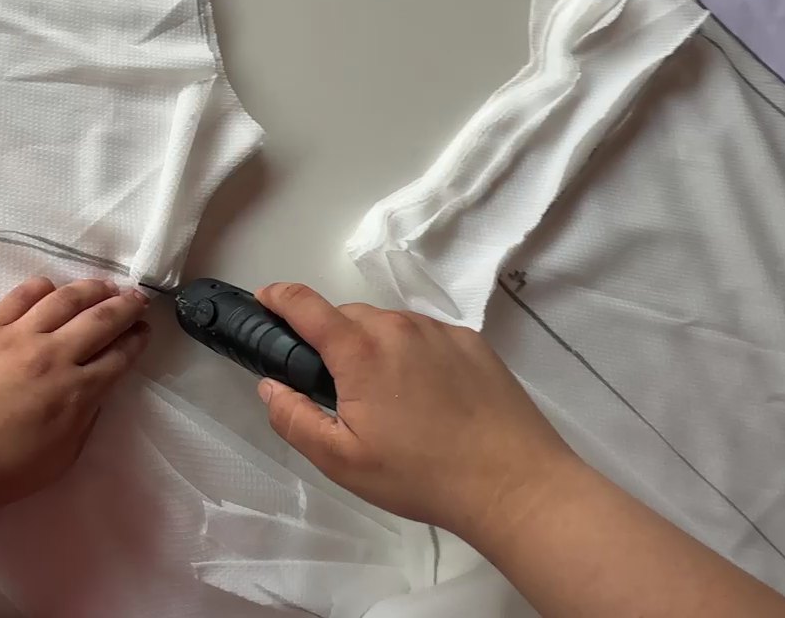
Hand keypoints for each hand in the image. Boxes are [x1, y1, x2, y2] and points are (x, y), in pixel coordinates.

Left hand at [0, 277, 150, 512]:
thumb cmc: (3, 470)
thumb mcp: (61, 458)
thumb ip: (85, 418)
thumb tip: (99, 388)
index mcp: (75, 392)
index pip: (118, 356)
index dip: (136, 340)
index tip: (145, 330)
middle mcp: (54, 355)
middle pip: (100, 320)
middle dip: (126, 307)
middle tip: (139, 299)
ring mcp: (20, 337)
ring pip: (64, 299)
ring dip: (91, 288)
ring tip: (106, 285)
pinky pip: (20, 297)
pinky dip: (40, 287)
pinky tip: (52, 287)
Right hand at [254, 282, 583, 541]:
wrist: (519, 489)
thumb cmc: (423, 476)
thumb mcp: (342, 461)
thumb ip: (293, 419)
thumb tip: (270, 385)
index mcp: (358, 350)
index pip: (304, 303)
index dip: (277, 296)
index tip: (265, 299)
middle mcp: (394, 327)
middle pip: (345, 315)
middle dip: (331, 338)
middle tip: (339, 383)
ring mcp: (436, 330)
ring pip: (385, 323)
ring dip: (372, 344)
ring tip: (390, 394)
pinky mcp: (470, 340)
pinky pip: (424, 333)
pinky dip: (412, 350)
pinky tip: (429, 392)